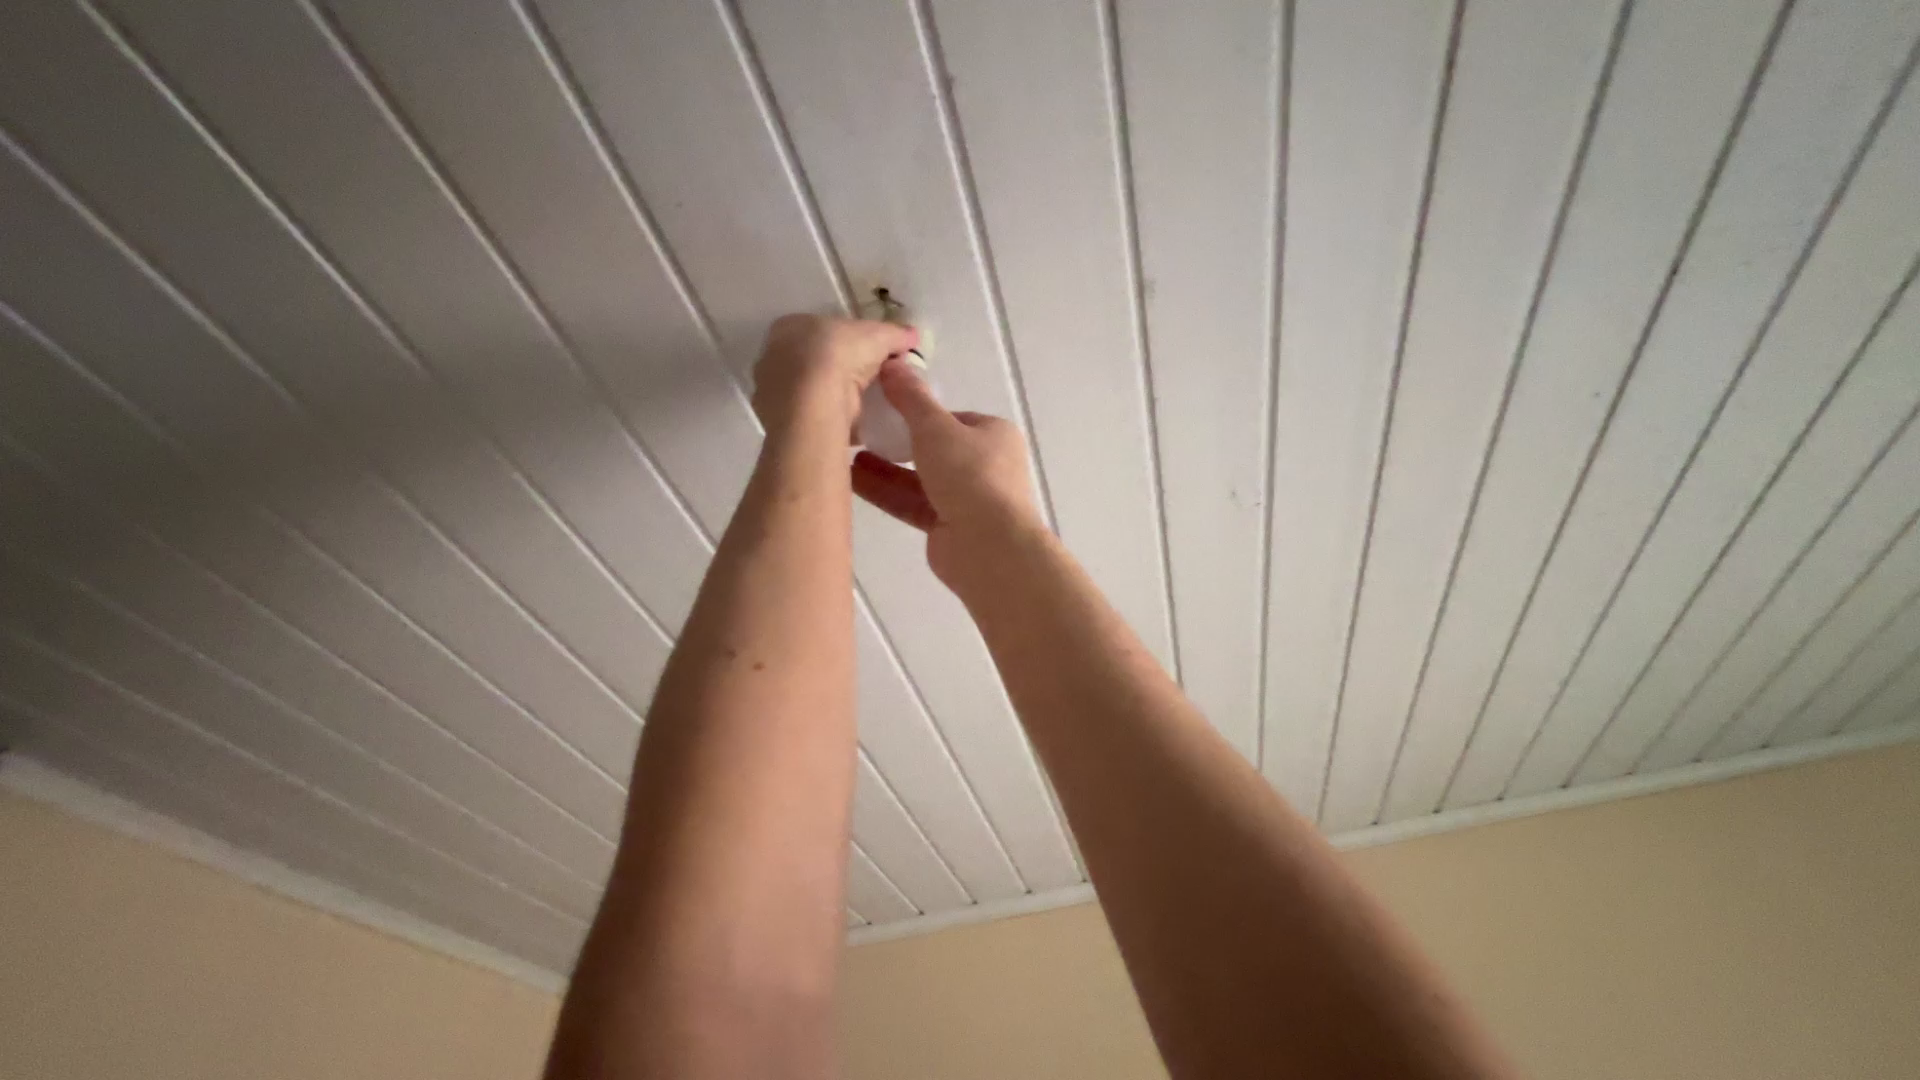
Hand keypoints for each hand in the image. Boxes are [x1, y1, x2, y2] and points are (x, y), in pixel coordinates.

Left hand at [751, 314, 918, 437]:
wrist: (811, 400)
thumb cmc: (839, 354)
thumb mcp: (877, 336)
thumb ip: (895, 335)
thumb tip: (914, 335)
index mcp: (791, 326)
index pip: (822, 332)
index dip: (848, 344)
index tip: (869, 358)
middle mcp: (774, 355)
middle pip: (814, 363)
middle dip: (838, 374)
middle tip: (867, 386)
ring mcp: (772, 390)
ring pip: (809, 393)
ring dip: (831, 400)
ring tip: (859, 410)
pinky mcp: (777, 420)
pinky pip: (808, 418)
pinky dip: (826, 421)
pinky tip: (846, 428)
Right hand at [851, 358, 1046, 585]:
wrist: (988, 546)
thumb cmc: (970, 475)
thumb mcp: (936, 427)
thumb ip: (912, 398)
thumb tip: (893, 364)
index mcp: (994, 434)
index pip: (952, 418)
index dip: (920, 412)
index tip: (885, 407)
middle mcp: (985, 465)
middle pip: (935, 448)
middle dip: (898, 441)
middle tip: (861, 430)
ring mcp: (968, 499)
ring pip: (920, 478)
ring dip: (886, 467)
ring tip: (847, 454)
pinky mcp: (948, 527)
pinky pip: (912, 503)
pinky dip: (887, 491)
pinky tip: (853, 479)